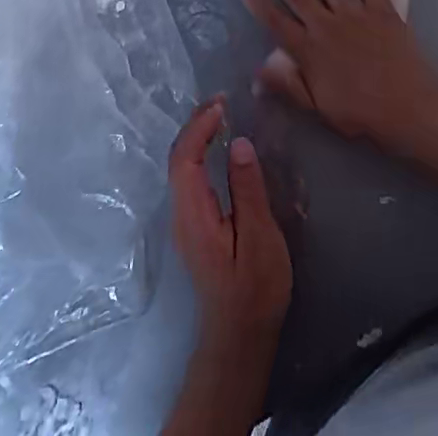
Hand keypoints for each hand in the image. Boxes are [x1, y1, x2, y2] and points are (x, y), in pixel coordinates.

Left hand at [168, 97, 291, 343]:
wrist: (239, 336)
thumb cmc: (254, 289)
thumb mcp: (259, 238)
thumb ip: (248, 190)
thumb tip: (240, 143)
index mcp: (193, 214)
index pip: (184, 158)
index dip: (199, 126)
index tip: (223, 105)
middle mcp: (181, 213)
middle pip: (178, 158)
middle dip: (196, 124)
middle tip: (222, 101)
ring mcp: (185, 220)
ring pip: (181, 167)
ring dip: (197, 136)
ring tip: (221, 115)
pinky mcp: (194, 225)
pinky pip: (190, 178)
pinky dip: (200, 153)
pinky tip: (218, 147)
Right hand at [239, 0, 437, 153]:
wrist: (407, 105)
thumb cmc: (360, 112)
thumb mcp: (318, 107)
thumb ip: (288, 86)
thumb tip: (256, 73)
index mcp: (309, 50)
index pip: (276, 22)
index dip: (258, 3)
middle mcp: (328, 25)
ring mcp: (356, 14)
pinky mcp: (382, 10)